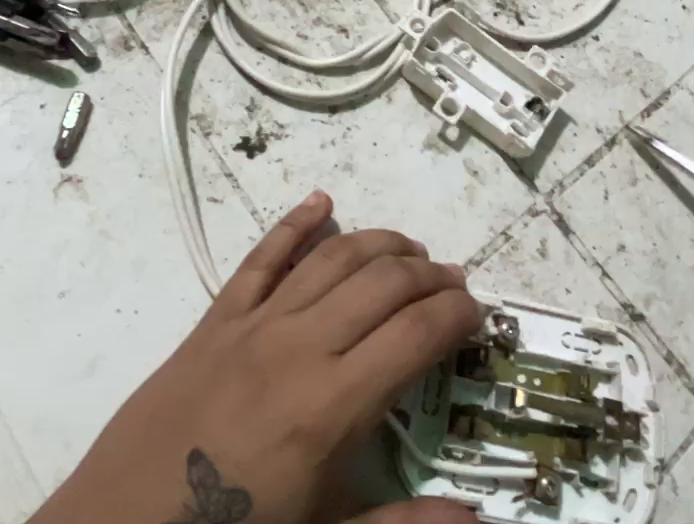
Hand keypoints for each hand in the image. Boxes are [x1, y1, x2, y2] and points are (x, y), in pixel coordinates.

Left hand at [30, 191, 483, 523]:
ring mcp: (254, 323)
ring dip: (382, 243)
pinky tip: (321, 201)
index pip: (418, 333)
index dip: (458, 315)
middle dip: (431, 275)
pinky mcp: (216, 318)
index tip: (478, 315)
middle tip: (454, 284)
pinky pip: (261, 257)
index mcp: (332, 404)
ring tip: (412, 249)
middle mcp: (301, 345)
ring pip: (333, 257)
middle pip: (384, 282)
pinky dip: (295, 223)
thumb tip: (477, 519)